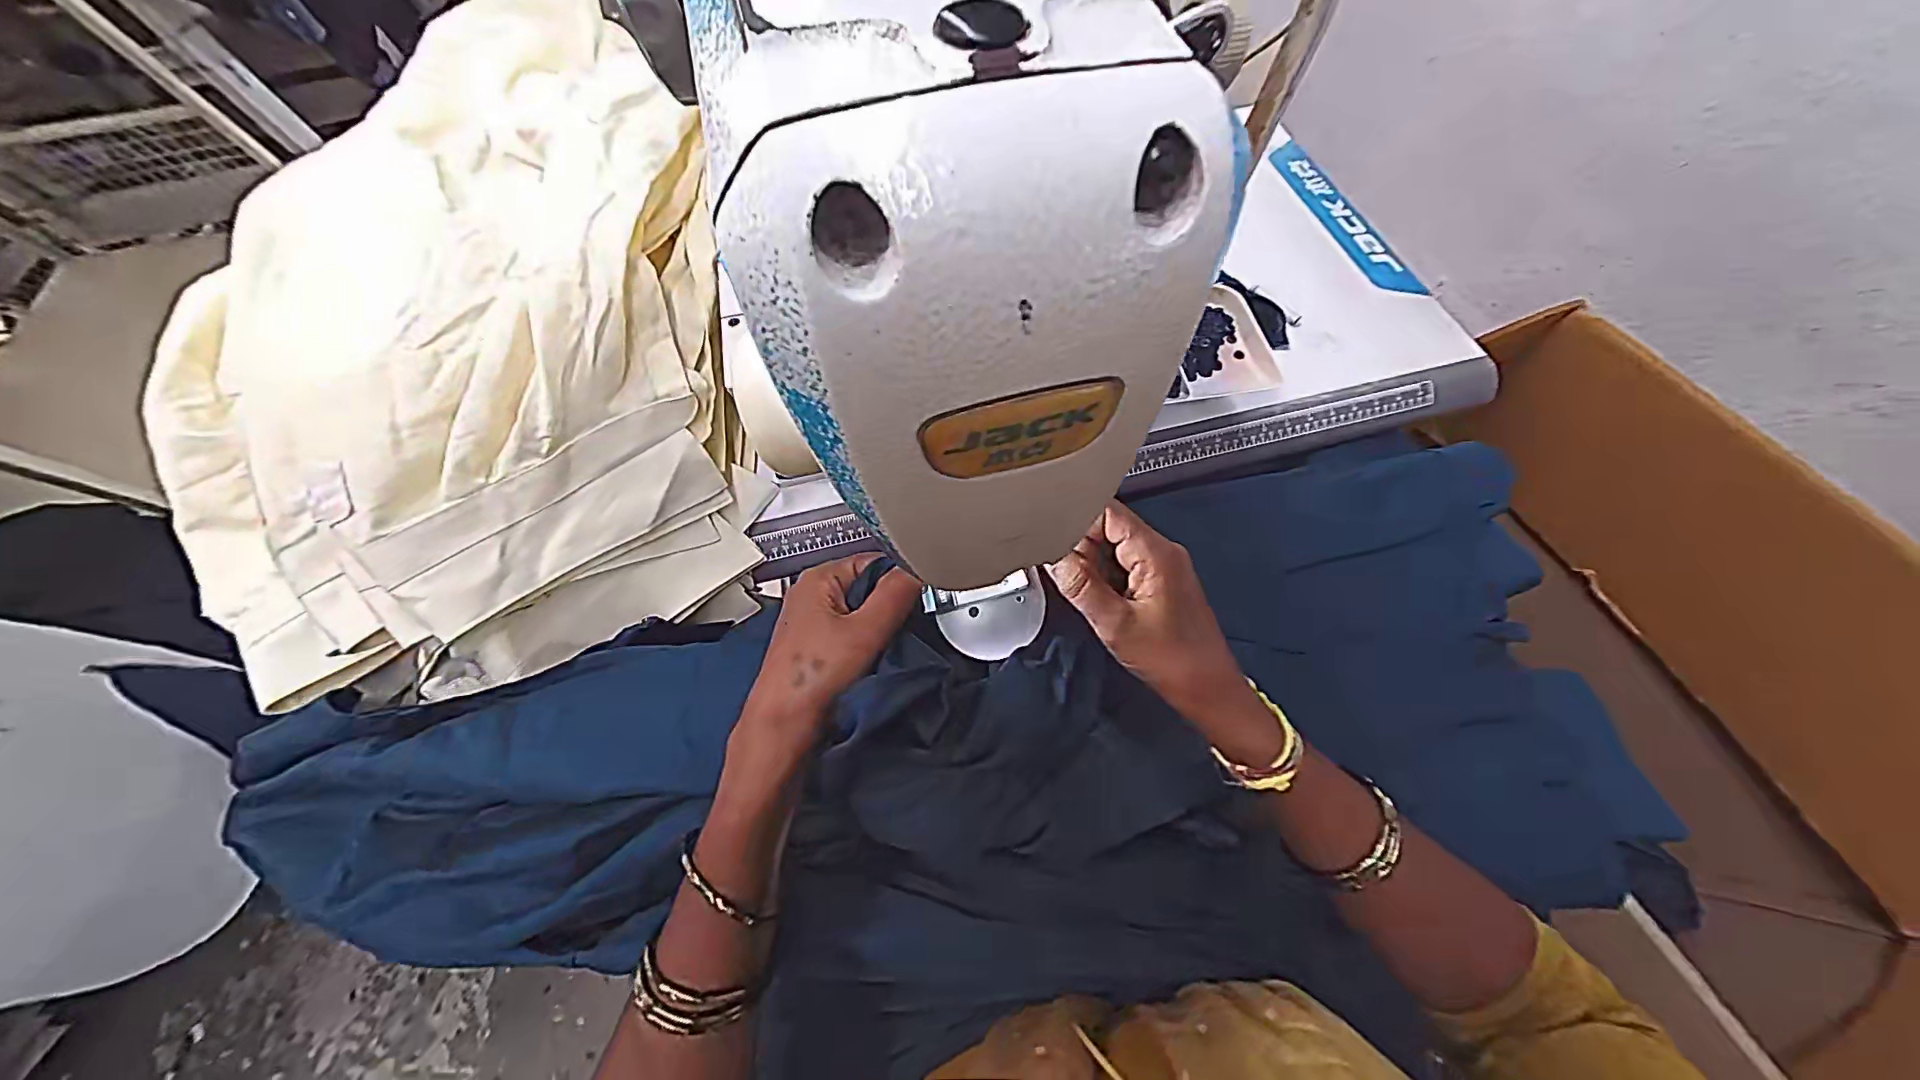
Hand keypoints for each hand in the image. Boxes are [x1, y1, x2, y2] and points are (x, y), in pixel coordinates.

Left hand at [736, 554, 921, 763]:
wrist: (783, 723)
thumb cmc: (808, 678)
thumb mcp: (865, 631)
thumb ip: (895, 595)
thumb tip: (916, 569)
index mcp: (818, 578)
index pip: (876, 562)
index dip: (899, 581)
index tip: (912, 603)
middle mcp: (813, 594)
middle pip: (871, 587)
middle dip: (888, 608)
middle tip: (891, 631)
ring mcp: (815, 619)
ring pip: (865, 612)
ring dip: (878, 629)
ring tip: (874, 649)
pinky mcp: (820, 643)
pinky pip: (855, 632)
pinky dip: (867, 644)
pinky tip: (866, 659)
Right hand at [1046, 502, 1276, 759]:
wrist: (1206, 687)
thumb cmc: (1175, 661)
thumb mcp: (1113, 623)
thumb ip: (1079, 585)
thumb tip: (1054, 558)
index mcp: (1156, 553)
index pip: (1106, 511)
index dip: (1075, 524)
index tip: (1055, 544)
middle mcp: (1163, 552)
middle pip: (1107, 528)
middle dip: (1082, 551)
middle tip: (1077, 583)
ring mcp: (1162, 566)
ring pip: (1112, 549)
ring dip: (1094, 569)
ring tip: (1098, 601)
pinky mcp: (1160, 582)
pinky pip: (1123, 567)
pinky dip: (1107, 582)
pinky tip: (1108, 607)